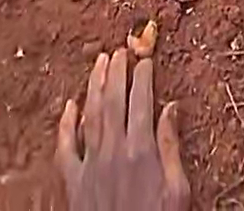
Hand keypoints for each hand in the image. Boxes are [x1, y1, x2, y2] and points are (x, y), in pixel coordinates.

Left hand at [56, 51, 189, 210]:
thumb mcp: (177, 192)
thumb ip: (171, 147)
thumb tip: (172, 107)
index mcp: (141, 151)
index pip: (141, 100)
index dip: (143, 77)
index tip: (146, 59)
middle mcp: (113, 152)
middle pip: (113, 100)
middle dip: (117, 71)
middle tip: (120, 51)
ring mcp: (90, 166)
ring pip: (89, 115)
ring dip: (94, 85)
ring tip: (99, 61)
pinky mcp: (73, 184)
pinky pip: (65, 148)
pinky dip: (66, 124)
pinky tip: (69, 105)